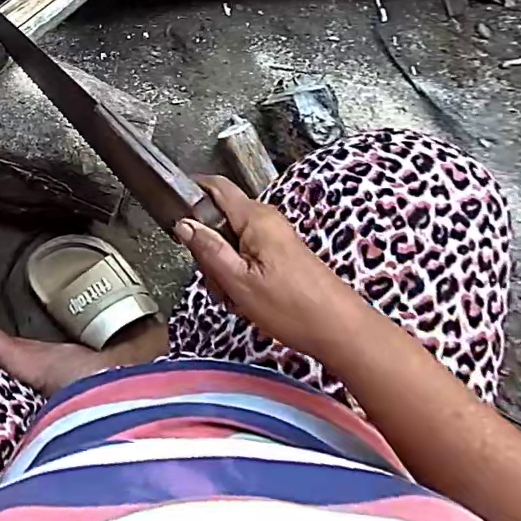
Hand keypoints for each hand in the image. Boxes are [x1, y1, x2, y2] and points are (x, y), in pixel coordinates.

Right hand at [173, 175, 371, 360]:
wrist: (345, 334)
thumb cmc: (297, 310)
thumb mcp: (238, 281)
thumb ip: (208, 248)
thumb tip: (183, 224)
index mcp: (255, 218)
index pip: (214, 186)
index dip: (191, 192)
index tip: (175, 212)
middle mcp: (267, 220)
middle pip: (219, 216)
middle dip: (207, 244)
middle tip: (213, 274)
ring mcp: (276, 236)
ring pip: (231, 238)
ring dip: (223, 263)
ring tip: (232, 292)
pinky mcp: (282, 253)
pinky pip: (246, 252)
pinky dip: (239, 272)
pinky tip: (245, 296)